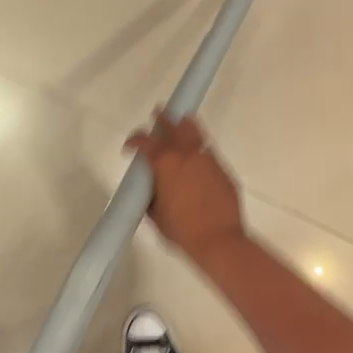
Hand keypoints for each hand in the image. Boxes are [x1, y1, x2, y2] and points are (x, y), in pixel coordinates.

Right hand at [126, 111, 245, 259]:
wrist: (219, 240)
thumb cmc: (181, 230)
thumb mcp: (156, 216)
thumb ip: (152, 198)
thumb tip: (152, 192)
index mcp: (165, 164)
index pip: (145, 142)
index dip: (134, 140)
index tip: (129, 147)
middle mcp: (187, 155)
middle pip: (174, 127)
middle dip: (163, 119)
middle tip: (158, 112)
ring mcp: (208, 161)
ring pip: (196, 134)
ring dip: (186, 126)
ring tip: (183, 120)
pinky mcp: (224, 171)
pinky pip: (209, 153)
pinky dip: (200, 150)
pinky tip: (198, 157)